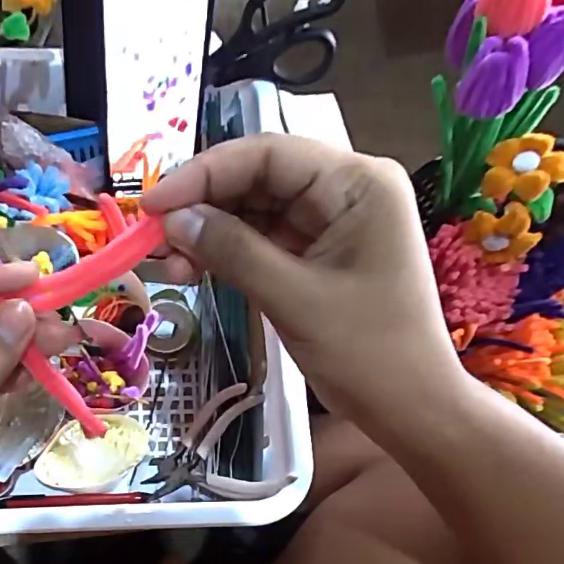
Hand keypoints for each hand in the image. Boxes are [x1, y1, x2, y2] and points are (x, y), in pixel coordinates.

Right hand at [141, 135, 469, 424]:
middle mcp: (348, 191)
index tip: (152, 205)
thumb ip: (233, 251)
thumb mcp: (295, 298)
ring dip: (214, 235)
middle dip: (205, 207)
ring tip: (173, 267)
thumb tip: (174, 220)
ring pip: (259, 213)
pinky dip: (234, 256)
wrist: (411, 408)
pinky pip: (269, 243)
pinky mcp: (323, 257)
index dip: (203, 174)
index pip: (268, 155)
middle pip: (260, 180)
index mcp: (357, 183)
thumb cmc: (367, 353)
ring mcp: (336, 225)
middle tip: (156, 242)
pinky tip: (200, 271)